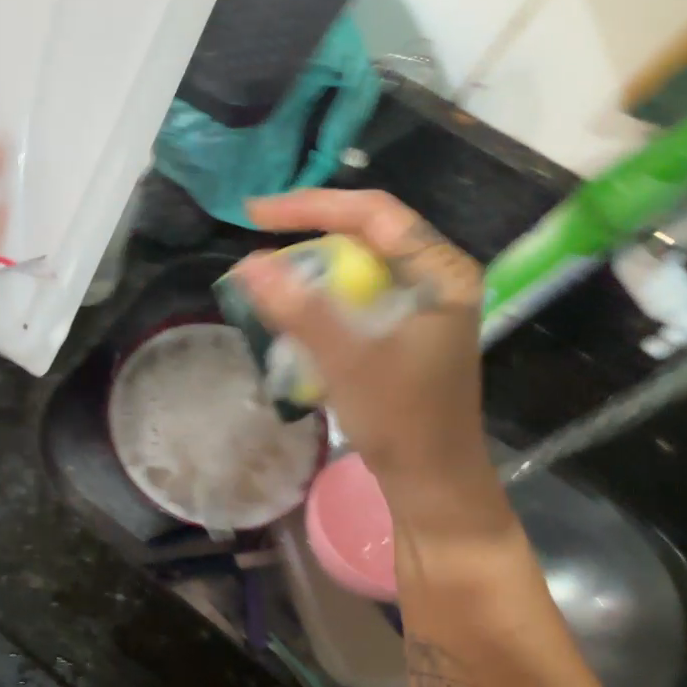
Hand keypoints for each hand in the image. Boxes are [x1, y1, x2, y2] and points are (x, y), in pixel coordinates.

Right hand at [231, 190, 495, 517]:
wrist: (431, 480)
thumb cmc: (402, 419)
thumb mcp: (348, 361)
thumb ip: (299, 310)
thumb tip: (246, 264)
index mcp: (440, 272)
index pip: (374, 213)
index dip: (312, 206)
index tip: (256, 215)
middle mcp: (434, 279)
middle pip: (365, 234)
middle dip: (308, 233)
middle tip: (256, 239)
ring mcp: (419, 306)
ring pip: (357, 266)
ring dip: (310, 267)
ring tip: (265, 273)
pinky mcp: (402, 332)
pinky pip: (355, 297)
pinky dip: (320, 297)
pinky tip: (291, 309)